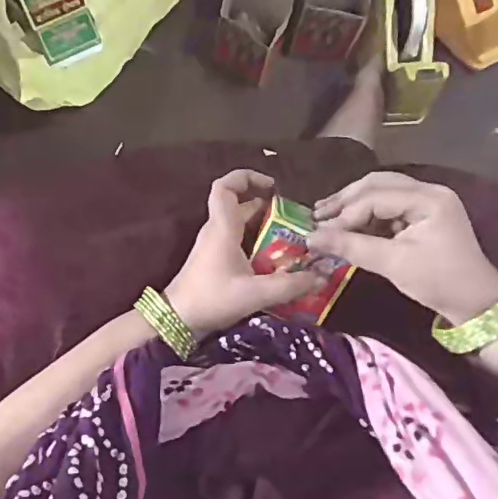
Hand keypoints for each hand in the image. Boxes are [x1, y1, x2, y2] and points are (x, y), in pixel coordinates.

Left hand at [164, 170, 321, 332]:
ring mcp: (214, 247)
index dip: (247, 178)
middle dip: (269, 209)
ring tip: (293, 242)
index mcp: (222, 228)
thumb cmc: (211, 299)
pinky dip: (257, 246)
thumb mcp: (254, 294)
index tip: (272, 186)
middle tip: (296, 222)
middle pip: (241, 207)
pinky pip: (239, 244)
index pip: (225, 187)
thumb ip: (289, 285)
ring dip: (265, 230)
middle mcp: (216, 232)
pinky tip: (275, 264)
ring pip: (241, 227)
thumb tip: (319, 277)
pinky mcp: (214, 262)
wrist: (177, 320)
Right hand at [308, 172, 497, 324]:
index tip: (320, 232)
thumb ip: (351, 247)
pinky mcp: (423, 215)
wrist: (475, 302)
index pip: (375, 196)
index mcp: (428, 199)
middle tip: (317, 216)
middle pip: (377, 184)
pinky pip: (389, 206)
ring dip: (354, 205)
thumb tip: (311, 238)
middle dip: (345, 200)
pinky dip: (367, 214)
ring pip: (381, 192)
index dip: (345, 214)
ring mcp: (428, 202)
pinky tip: (349, 226)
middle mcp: (429, 191)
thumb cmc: (437, 282)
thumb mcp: (392, 264)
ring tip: (326, 218)